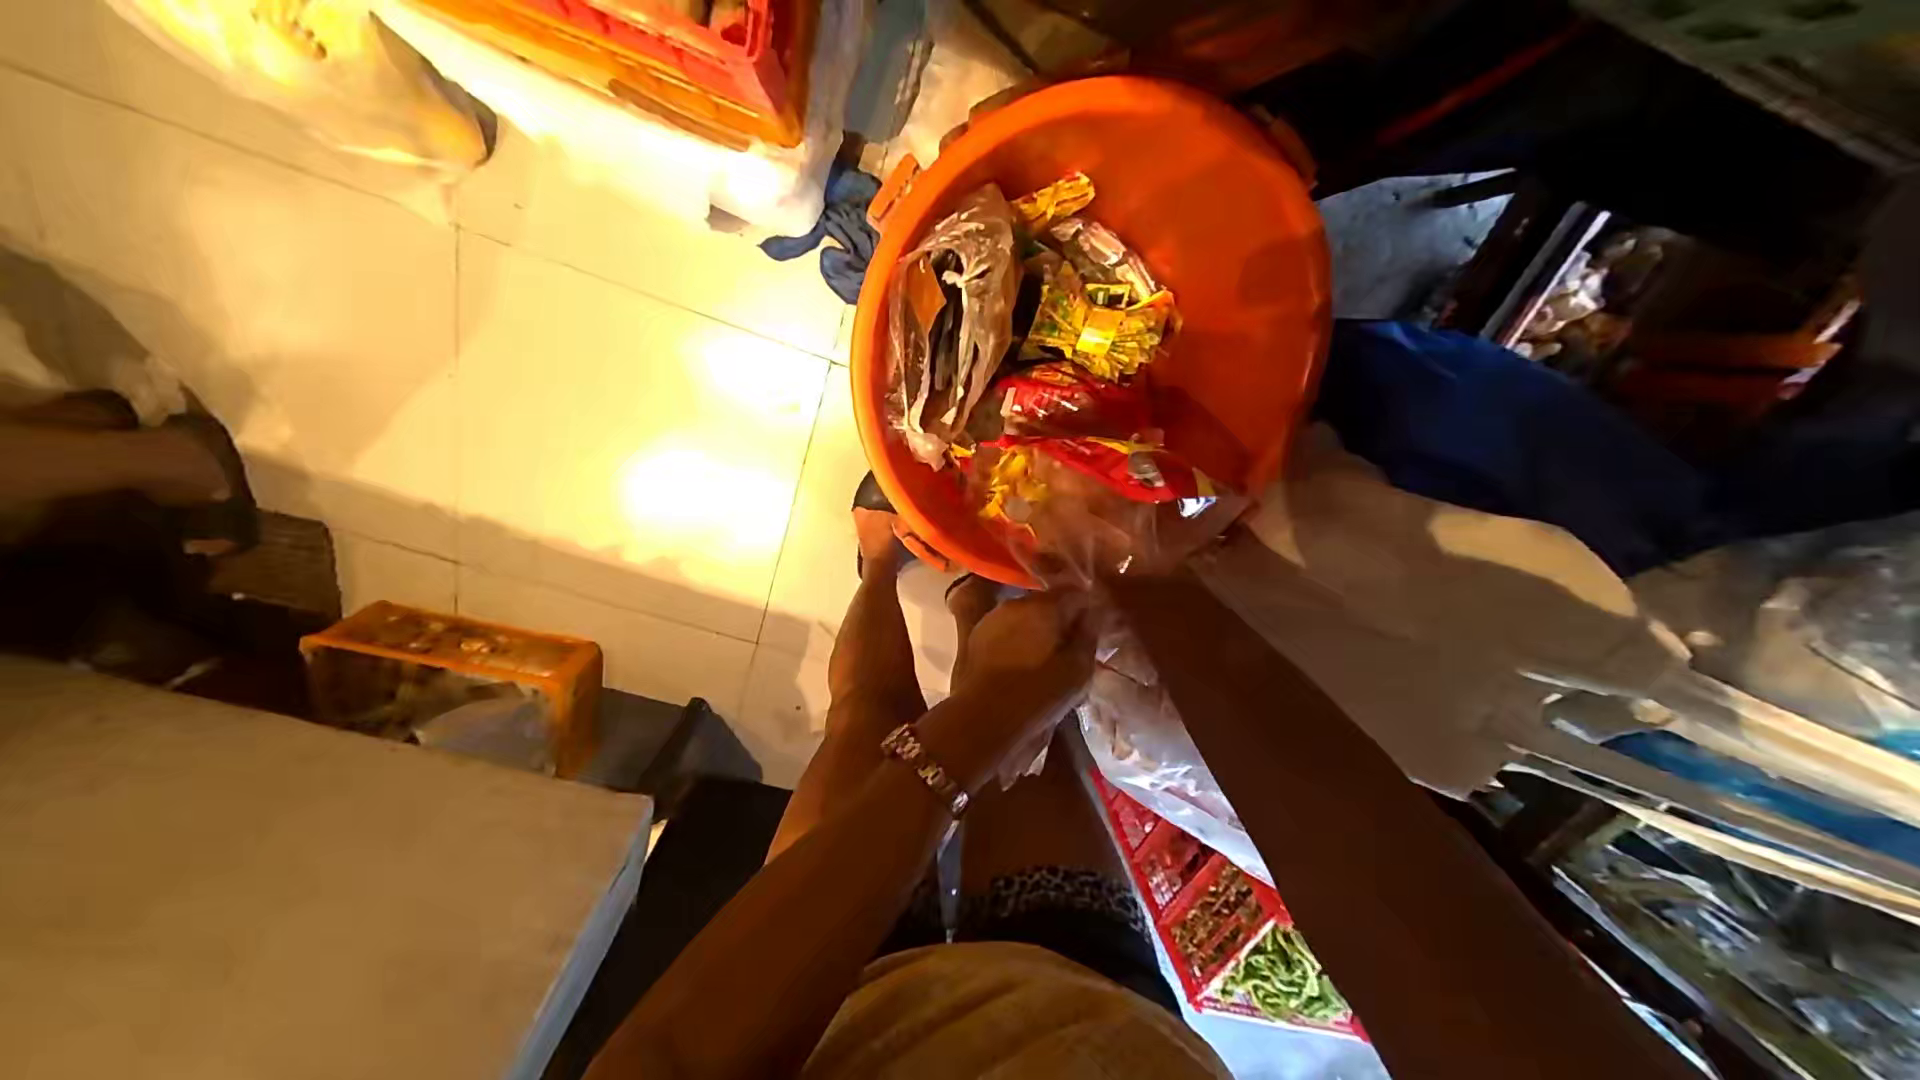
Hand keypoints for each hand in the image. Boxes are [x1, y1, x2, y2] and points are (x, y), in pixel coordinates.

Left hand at [922, 590, 1095, 788]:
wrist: (984, 719)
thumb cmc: (1038, 695)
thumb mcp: (1078, 670)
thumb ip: (1088, 636)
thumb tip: (1092, 614)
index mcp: (1043, 606)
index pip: (1075, 592)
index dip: (1088, 608)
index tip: (1094, 629)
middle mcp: (1015, 604)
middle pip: (1047, 602)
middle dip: (1061, 619)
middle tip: (1071, 647)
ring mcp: (992, 619)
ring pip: (1024, 616)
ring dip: (1037, 630)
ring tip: (1047, 659)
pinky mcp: (975, 638)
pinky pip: (1006, 631)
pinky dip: (1017, 641)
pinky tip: (1023, 665)